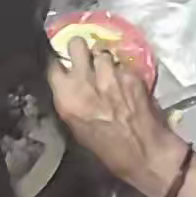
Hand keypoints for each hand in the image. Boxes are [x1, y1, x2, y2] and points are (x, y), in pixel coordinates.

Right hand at [47, 38, 189, 196]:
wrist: (144, 152)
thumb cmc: (107, 149)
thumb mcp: (77, 127)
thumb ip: (71, 100)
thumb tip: (68, 84)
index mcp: (66, 97)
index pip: (51, 64)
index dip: (57, 60)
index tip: (62, 62)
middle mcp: (84, 80)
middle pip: (76, 44)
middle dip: (81, 49)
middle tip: (86, 59)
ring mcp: (110, 74)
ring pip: (102, 52)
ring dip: (105, 61)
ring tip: (110, 74)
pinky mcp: (131, 73)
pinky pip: (123, 64)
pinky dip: (124, 71)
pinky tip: (127, 84)